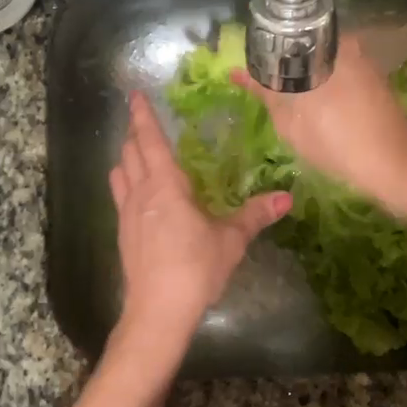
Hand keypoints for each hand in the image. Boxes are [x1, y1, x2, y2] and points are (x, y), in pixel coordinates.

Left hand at [109, 92, 289, 336]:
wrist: (156, 311)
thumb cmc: (194, 269)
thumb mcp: (230, 241)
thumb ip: (255, 215)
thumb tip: (286, 198)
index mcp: (165, 186)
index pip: (150, 141)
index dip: (142, 116)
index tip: (135, 96)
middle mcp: (140, 193)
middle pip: (130, 152)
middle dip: (134, 132)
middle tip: (141, 118)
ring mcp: (127, 214)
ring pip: (120, 172)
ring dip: (126, 156)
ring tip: (136, 150)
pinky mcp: (123, 234)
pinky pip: (120, 196)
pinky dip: (125, 182)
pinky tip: (137, 192)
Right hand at [232, 39, 406, 212]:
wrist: (393, 164)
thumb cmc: (335, 141)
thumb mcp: (289, 121)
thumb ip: (264, 91)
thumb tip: (237, 72)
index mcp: (323, 45)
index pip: (283, 37)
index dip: (264, 53)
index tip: (252, 70)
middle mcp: (346, 43)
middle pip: (304, 47)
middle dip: (285, 64)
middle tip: (268, 88)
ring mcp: (364, 60)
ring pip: (322, 61)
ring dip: (306, 76)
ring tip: (288, 99)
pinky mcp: (375, 78)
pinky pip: (340, 73)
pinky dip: (325, 85)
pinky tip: (316, 107)